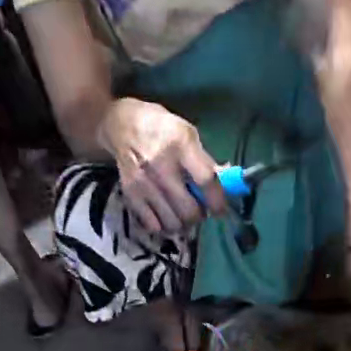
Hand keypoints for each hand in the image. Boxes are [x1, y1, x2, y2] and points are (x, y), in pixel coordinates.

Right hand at [97, 98, 228, 234]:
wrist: (121, 125)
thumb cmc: (161, 128)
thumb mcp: (187, 134)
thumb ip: (205, 160)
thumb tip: (228, 182)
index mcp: (181, 145)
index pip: (206, 181)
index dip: (217, 201)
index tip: (220, 209)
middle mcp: (161, 166)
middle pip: (189, 209)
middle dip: (200, 216)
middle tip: (200, 210)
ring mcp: (144, 183)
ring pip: (173, 223)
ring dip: (183, 224)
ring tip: (183, 214)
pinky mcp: (131, 194)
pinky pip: (154, 225)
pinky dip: (164, 225)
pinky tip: (167, 215)